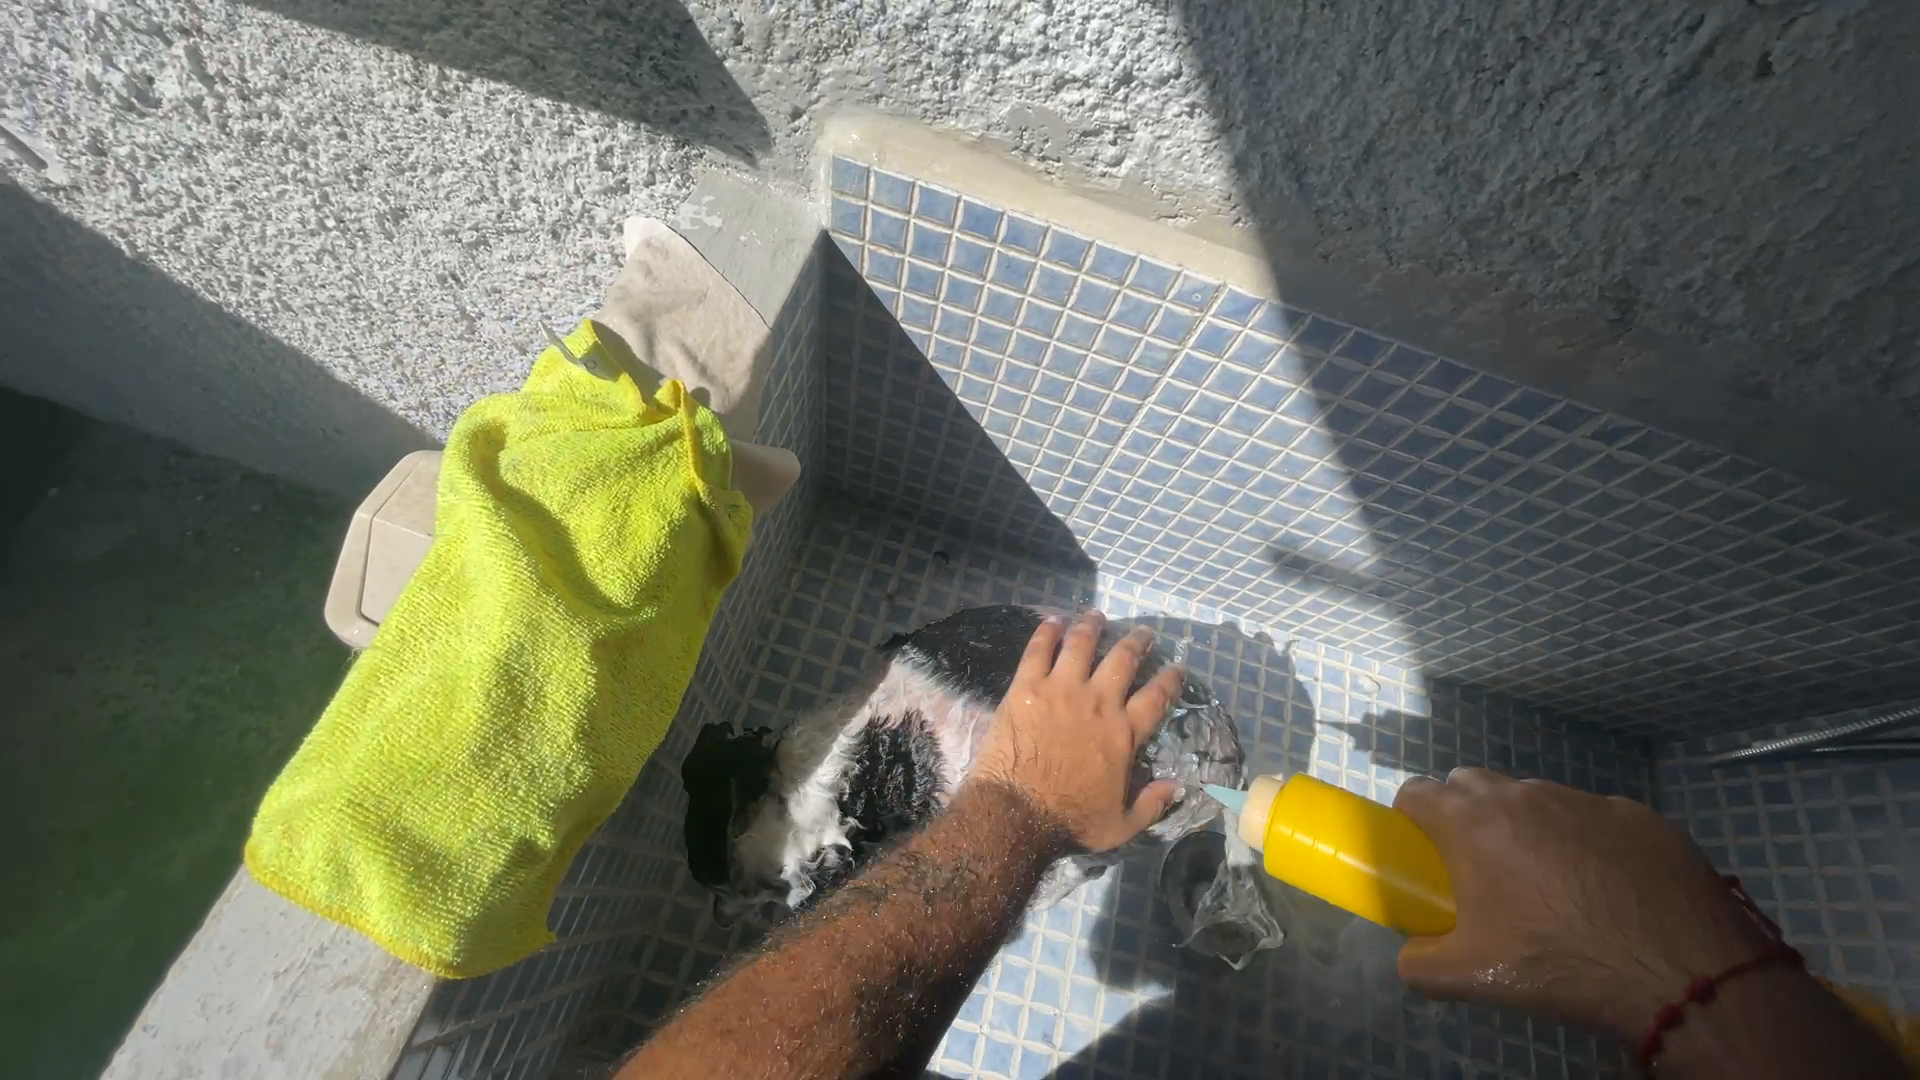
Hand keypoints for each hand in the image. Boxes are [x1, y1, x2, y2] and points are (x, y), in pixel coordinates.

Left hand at [969, 612, 1182, 852]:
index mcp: (1123, 733)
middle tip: (1142, 632)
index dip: (1169, 680)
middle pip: (1123, 660)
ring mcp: (1062, 689)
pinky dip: (1047, 632)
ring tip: (1096, 615)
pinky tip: (1052, 621)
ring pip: (1082, 645)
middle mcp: (1098, 702)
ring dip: (1091, 626)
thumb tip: (1177, 786)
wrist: (1018, 811)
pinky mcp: (1028, 686)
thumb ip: (1152, 804)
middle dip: (1136, 642)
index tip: (1176, 667)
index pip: (1156, 698)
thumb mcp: (1122, 825)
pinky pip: (1039, 650)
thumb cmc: (1070, 820)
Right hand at [1392, 768, 1777, 1037]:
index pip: (1415, 792)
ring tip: (1554, 880)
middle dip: (1467, 814)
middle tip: (1485, 866)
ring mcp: (1580, 800)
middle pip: (1469, 784)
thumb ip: (1420, 964)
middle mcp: (1517, 795)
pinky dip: (1588, 840)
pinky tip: (1611, 885)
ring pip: (1533, 798)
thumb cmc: (1563, 964)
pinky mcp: (1637, 815)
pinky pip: (1594, 817)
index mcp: (1468, 821)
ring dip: (1527, 825)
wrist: (1690, 980)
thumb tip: (1408, 955)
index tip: (1428, 853)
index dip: (1413, 818)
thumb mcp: (1474, 977)